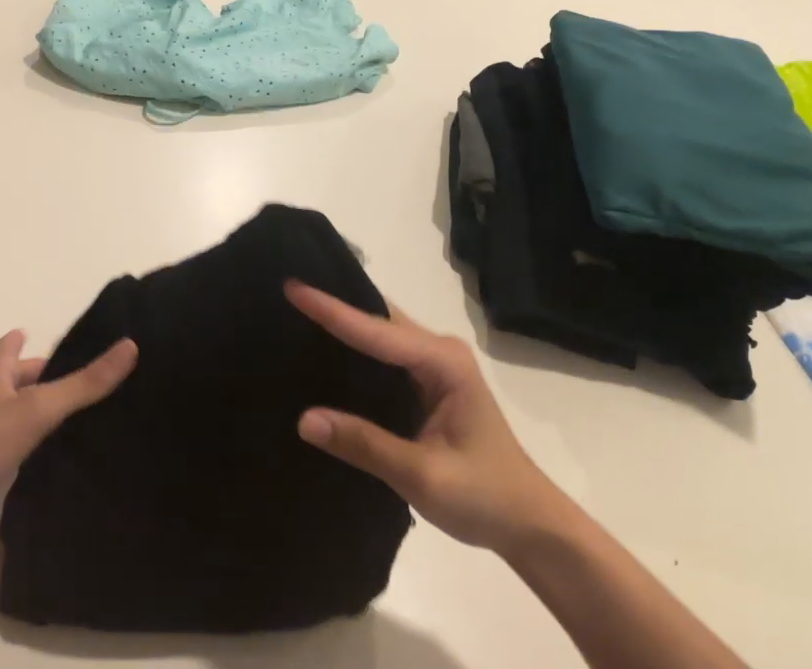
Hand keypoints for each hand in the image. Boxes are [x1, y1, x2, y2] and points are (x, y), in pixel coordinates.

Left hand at [0, 330, 137, 522]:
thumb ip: (84, 383)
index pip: (3, 352)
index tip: (25, 331)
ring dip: (18, 410)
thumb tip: (130, 346)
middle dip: (23, 376)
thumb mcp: (39, 409)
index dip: (15, 342)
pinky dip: (14, 446)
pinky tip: (31, 458)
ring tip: (49, 413)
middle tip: (56, 375)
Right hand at [289, 281, 566, 553]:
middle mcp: (438, 353)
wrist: (527, 523)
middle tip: (285, 292)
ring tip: (292, 314)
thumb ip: (365, 444)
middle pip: (379, 319)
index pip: (376, 331)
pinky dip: (353, 352)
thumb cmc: (483, 495)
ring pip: (379, 335)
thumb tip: (304, 418)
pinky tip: (321, 356)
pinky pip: (381, 358)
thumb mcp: (422, 475)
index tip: (292, 287)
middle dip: (336, 304)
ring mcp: (433, 369)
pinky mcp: (424, 388)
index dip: (332, 310)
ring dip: (343, 325)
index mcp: (444, 363)